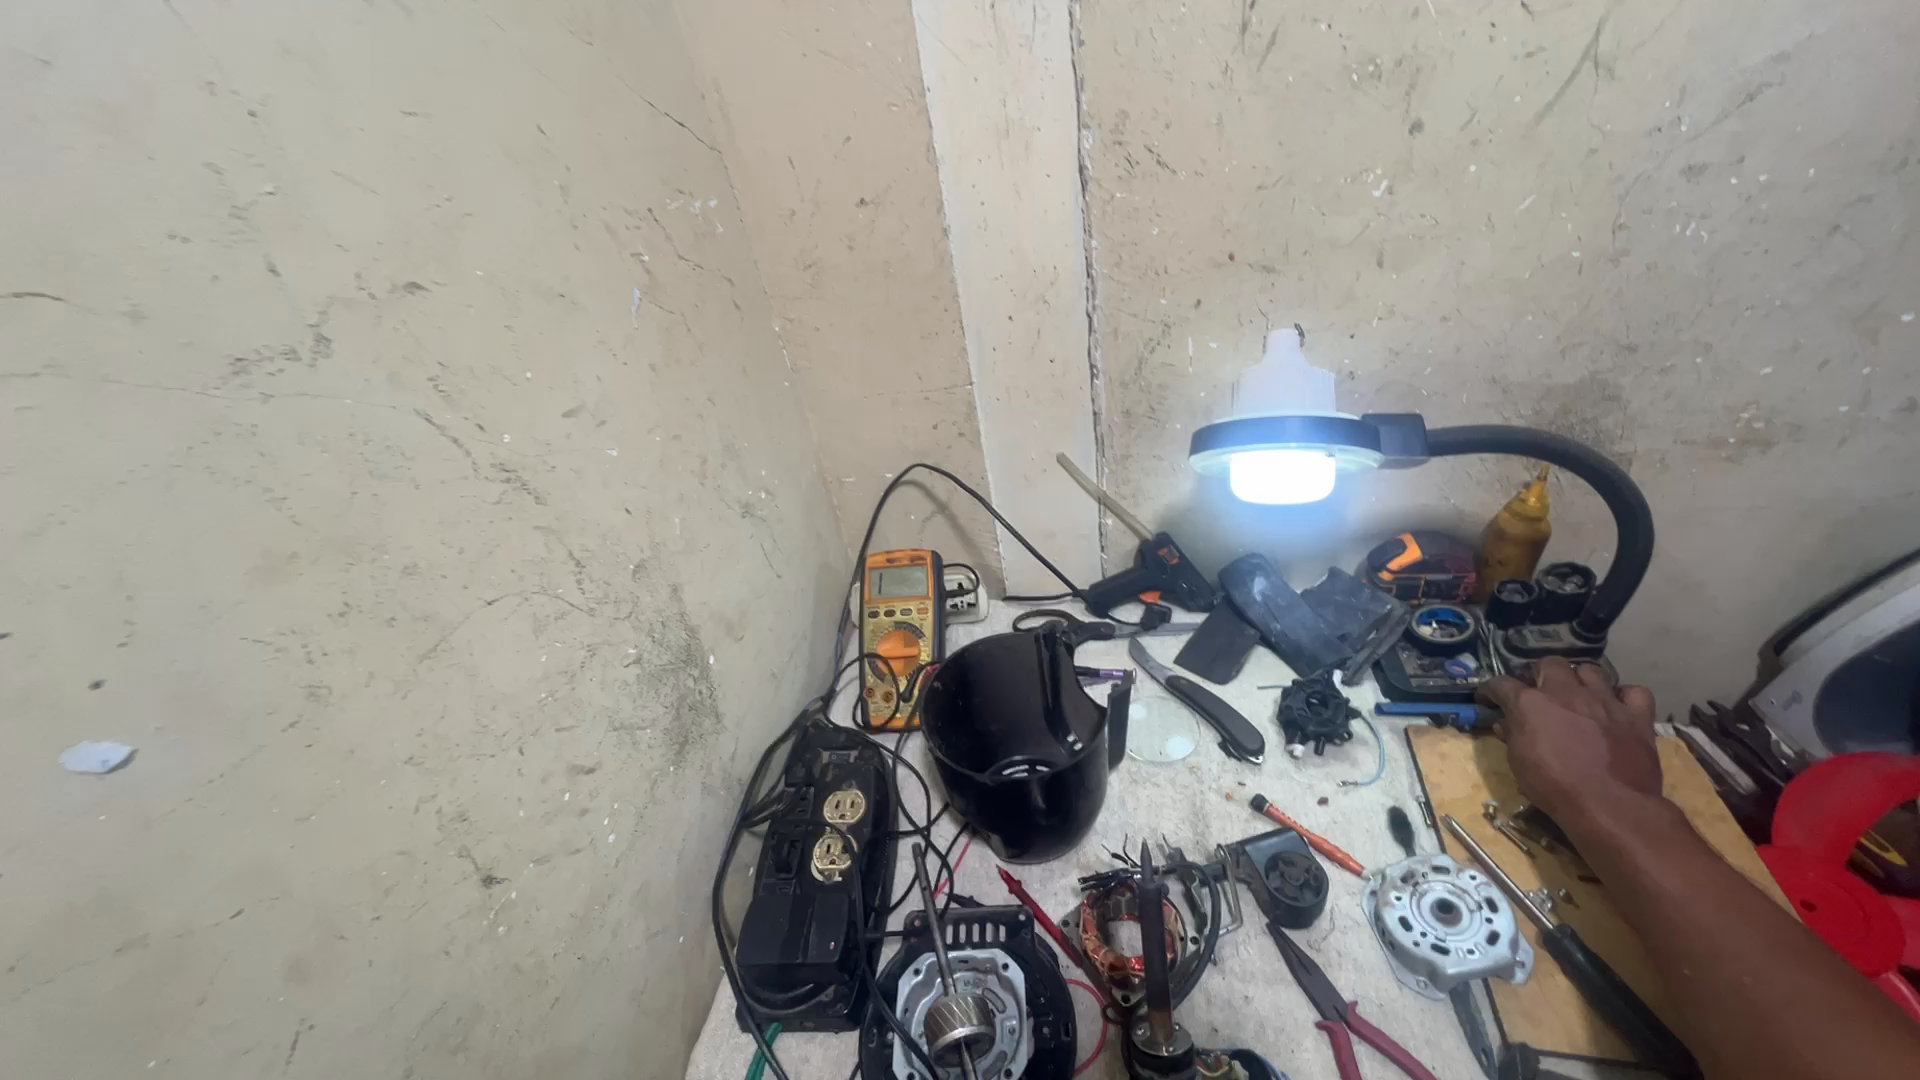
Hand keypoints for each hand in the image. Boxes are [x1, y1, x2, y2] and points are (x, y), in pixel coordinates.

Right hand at [1479, 657, 1663, 820]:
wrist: (1609, 805)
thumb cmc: (1553, 785)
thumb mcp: (1517, 761)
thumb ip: (1512, 735)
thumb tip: (1506, 724)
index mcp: (1529, 703)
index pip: (1501, 683)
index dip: (1491, 690)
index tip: (1488, 699)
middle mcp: (1565, 692)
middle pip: (1550, 663)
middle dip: (1540, 673)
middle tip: (1538, 690)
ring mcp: (1604, 701)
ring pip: (1592, 670)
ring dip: (1580, 679)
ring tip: (1577, 694)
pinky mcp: (1636, 717)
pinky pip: (1635, 692)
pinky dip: (1625, 696)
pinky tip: (1617, 706)